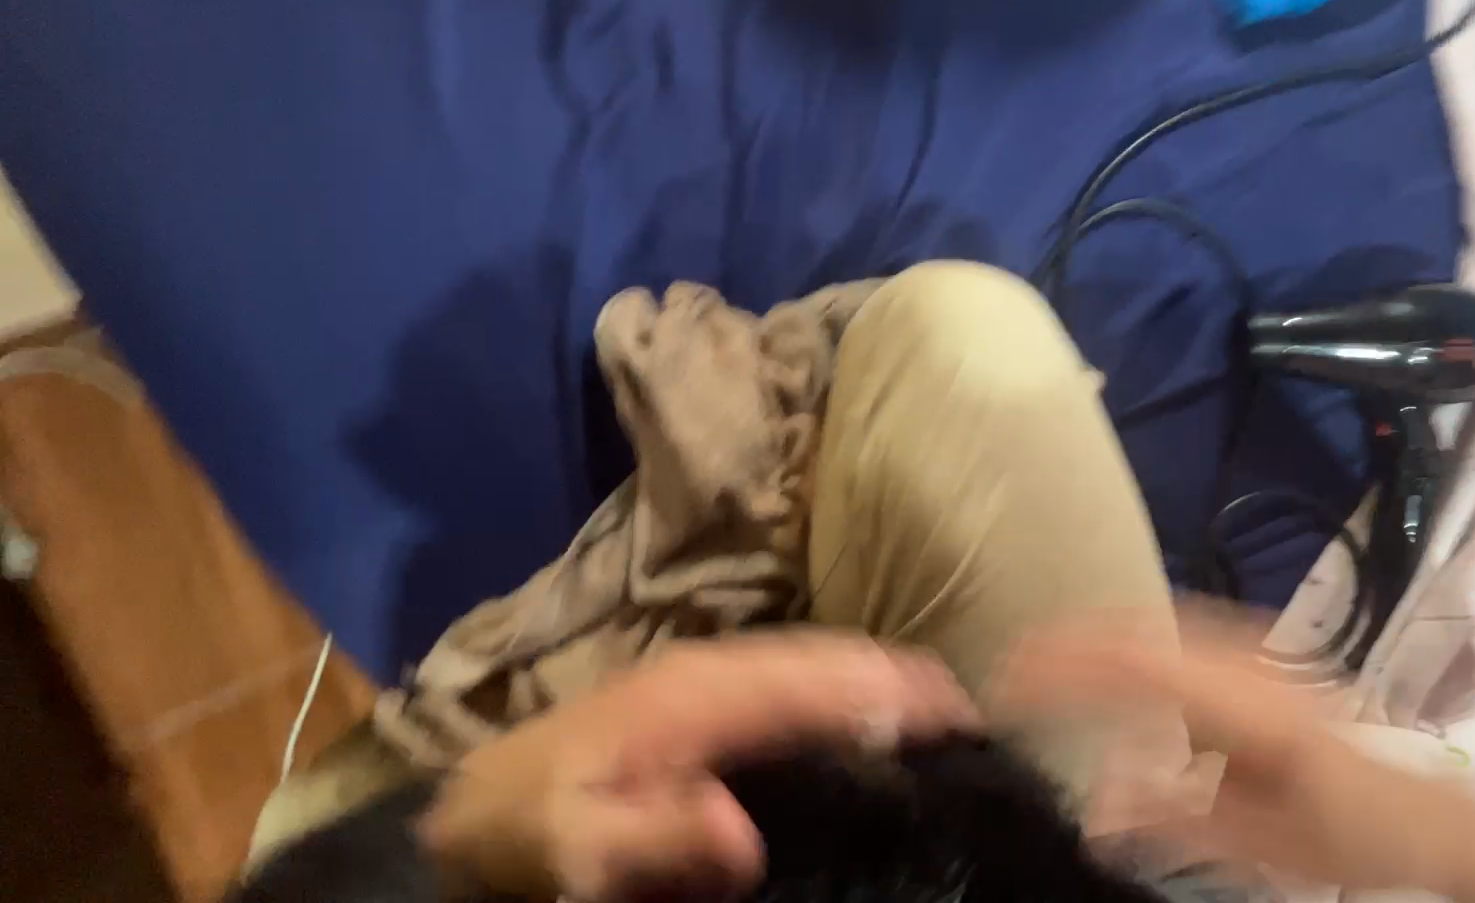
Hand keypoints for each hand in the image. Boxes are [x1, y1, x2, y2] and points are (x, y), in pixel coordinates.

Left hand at [418, 632, 977, 902]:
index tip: (951, 707)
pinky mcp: (715, 687)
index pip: (812, 680)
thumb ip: (656, 839)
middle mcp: (721, 667)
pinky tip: (868, 707)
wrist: (480, 798)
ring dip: (878, 671)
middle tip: (965, 711)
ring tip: (936, 705)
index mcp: (698, 696)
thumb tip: (746, 836)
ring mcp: (718, 670)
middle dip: (899, 673)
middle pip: (828, 654)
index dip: (884, 688)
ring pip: (818, 655)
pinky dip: (846, 680)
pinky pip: (799, 671)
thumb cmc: (532, 824)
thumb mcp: (576, 847)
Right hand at [994, 612, 1474, 902]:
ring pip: (1153, 622)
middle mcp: (1240, 657)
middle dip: (1067, 641)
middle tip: (1013, 665)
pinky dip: (1126, 636)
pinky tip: (1106, 652)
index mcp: (1244, 701)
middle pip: (1136, 629)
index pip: (1135, 662)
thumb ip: (1176, 819)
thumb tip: (1093, 806)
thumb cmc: (1347, 829)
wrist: (1426, 809)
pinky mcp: (1251, 652)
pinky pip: (1173, 630)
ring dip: (1092, 633)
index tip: (1014, 679)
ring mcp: (1248, 647)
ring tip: (1043, 653)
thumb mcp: (1265, 843)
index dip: (1067, 664)